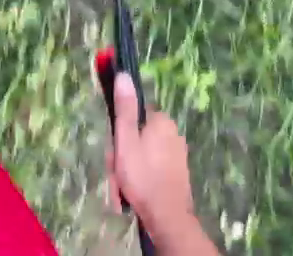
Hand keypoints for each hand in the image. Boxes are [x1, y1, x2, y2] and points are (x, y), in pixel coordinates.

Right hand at [106, 73, 195, 237]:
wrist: (168, 218)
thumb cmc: (143, 177)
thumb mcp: (126, 140)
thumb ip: (124, 108)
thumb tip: (124, 74)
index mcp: (161, 120)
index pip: (132, 116)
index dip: (119, 134)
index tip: (115, 151)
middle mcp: (172, 132)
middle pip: (137, 136)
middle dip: (123, 156)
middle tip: (117, 174)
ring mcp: (176, 154)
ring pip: (142, 154)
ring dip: (129, 170)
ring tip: (123, 189)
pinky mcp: (177, 173)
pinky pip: (152, 168)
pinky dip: (142, 179)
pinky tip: (135, 194)